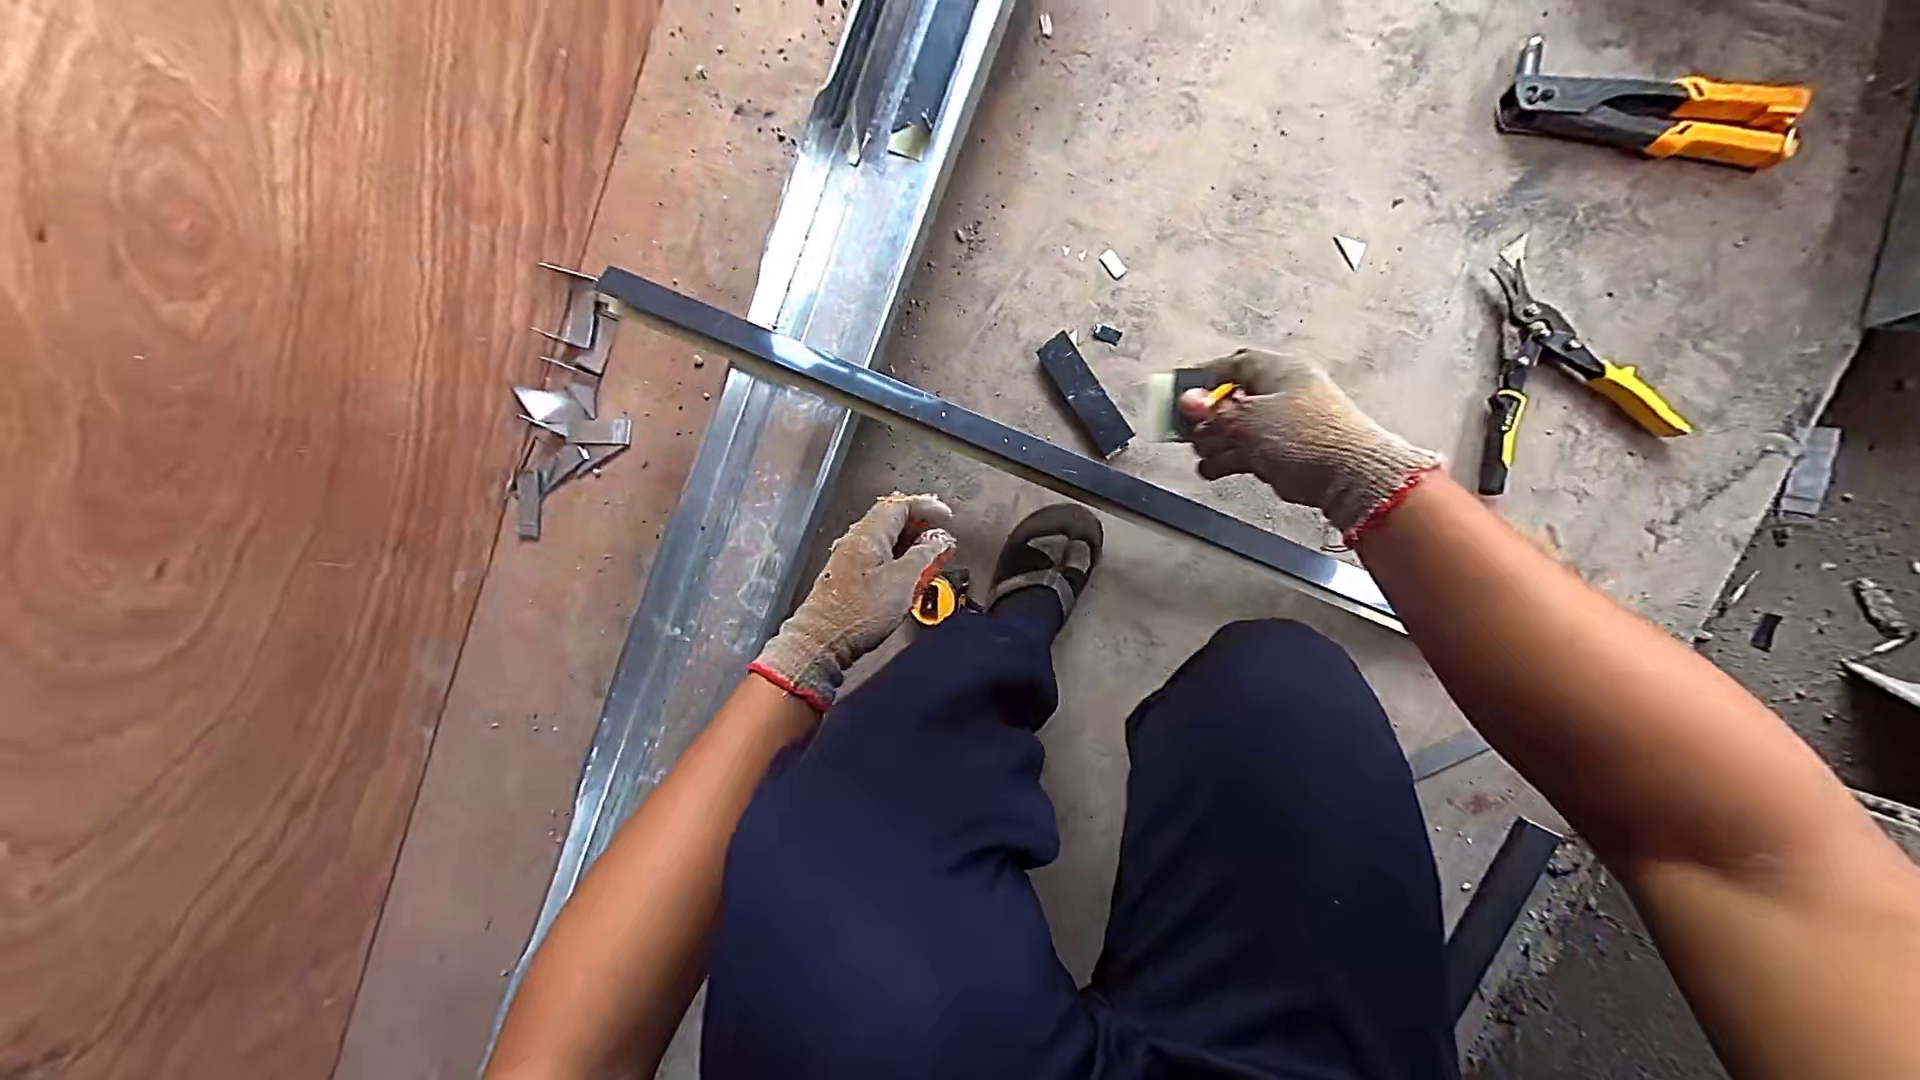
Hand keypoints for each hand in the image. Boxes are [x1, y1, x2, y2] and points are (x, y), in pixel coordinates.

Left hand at [748, 493, 956, 711]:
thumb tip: (939, 541)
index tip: (945, 517)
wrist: (823, 640)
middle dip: (920, 525)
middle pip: (892, 519)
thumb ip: (925, 555)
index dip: (927, 507)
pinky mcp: (849, 577)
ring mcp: (850, 558)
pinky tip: (908, 574)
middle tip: (940, 537)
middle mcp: (856, 541)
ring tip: (929, 557)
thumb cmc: (858, 612)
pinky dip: (898, 558)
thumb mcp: (904, 580)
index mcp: (868, 534)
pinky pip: (878, 557)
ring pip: (886, 539)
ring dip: (910, 543)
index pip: (900, 505)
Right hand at [1180, 348, 1442, 538]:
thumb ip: (1212, 411)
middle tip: (1190, 431)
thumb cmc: (1306, 436)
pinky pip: (1243, 452)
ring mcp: (1281, 425)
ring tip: (1204, 453)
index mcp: (1279, 372)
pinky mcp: (1281, 452)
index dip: (1203, 378)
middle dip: (1206, 418)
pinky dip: (1225, 460)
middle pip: (1229, 400)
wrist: (1349, 476)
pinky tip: (1212, 468)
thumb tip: (1187, 400)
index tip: (1179, 394)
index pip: (1233, 365)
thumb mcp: (1248, 419)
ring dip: (1213, 443)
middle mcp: (1281, 394)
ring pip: (1233, 430)